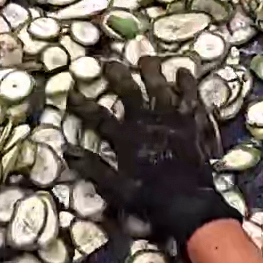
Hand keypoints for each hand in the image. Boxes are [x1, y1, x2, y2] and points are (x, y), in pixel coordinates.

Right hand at [66, 55, 239, 247]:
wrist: (189, 203)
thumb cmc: (149, 197)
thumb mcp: (114, 188)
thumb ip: (92, 168)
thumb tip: (67, 151)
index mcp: (127, 138)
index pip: (98, 117)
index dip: (83, 105)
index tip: (70, 93)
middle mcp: (148, 123)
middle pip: (131, 93)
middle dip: (119, 76)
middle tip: (110, 63)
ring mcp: (173, 122)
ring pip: (161, 90)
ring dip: (153, 73)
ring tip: (147, 58)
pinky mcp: (194, 126)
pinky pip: (192, 100)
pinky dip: (188, 85)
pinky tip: (184, 72)